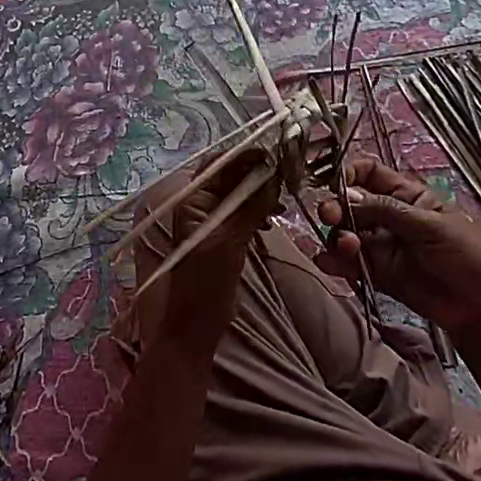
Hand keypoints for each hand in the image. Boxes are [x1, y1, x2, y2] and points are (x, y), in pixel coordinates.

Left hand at [153, 149, 282, 352]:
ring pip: (240, 193)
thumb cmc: (205, 285)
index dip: (247, 155)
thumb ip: (250, 208)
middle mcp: (200, 204)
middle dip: (258, 171)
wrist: (197, 326)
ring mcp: (213, 220)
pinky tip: (273, 215)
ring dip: (261, 190)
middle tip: (288, 174)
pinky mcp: (226, 235)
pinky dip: (260, 209)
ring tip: (283, 196)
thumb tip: (274, 175)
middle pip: (231, 175)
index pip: (219, 163)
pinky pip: (244, 211)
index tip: (277, 154)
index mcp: (192, 201)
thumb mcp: (229, 243)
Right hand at [315, 158, 480, 334]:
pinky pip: (349, 264)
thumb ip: (386, 210)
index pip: (369, 174)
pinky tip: (328, 263)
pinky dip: (334, 263)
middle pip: (350, 205)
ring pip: (345, 234)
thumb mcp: (431, 225)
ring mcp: (381, 246)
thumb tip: (346, 194)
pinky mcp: (377, 273)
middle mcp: (388, 218)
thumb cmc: (470, 254)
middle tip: (330, 215)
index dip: (350, 174)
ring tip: (347, 248)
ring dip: (337, 238)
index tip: (335, 183)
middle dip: (336, 208)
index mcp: (406, 196)